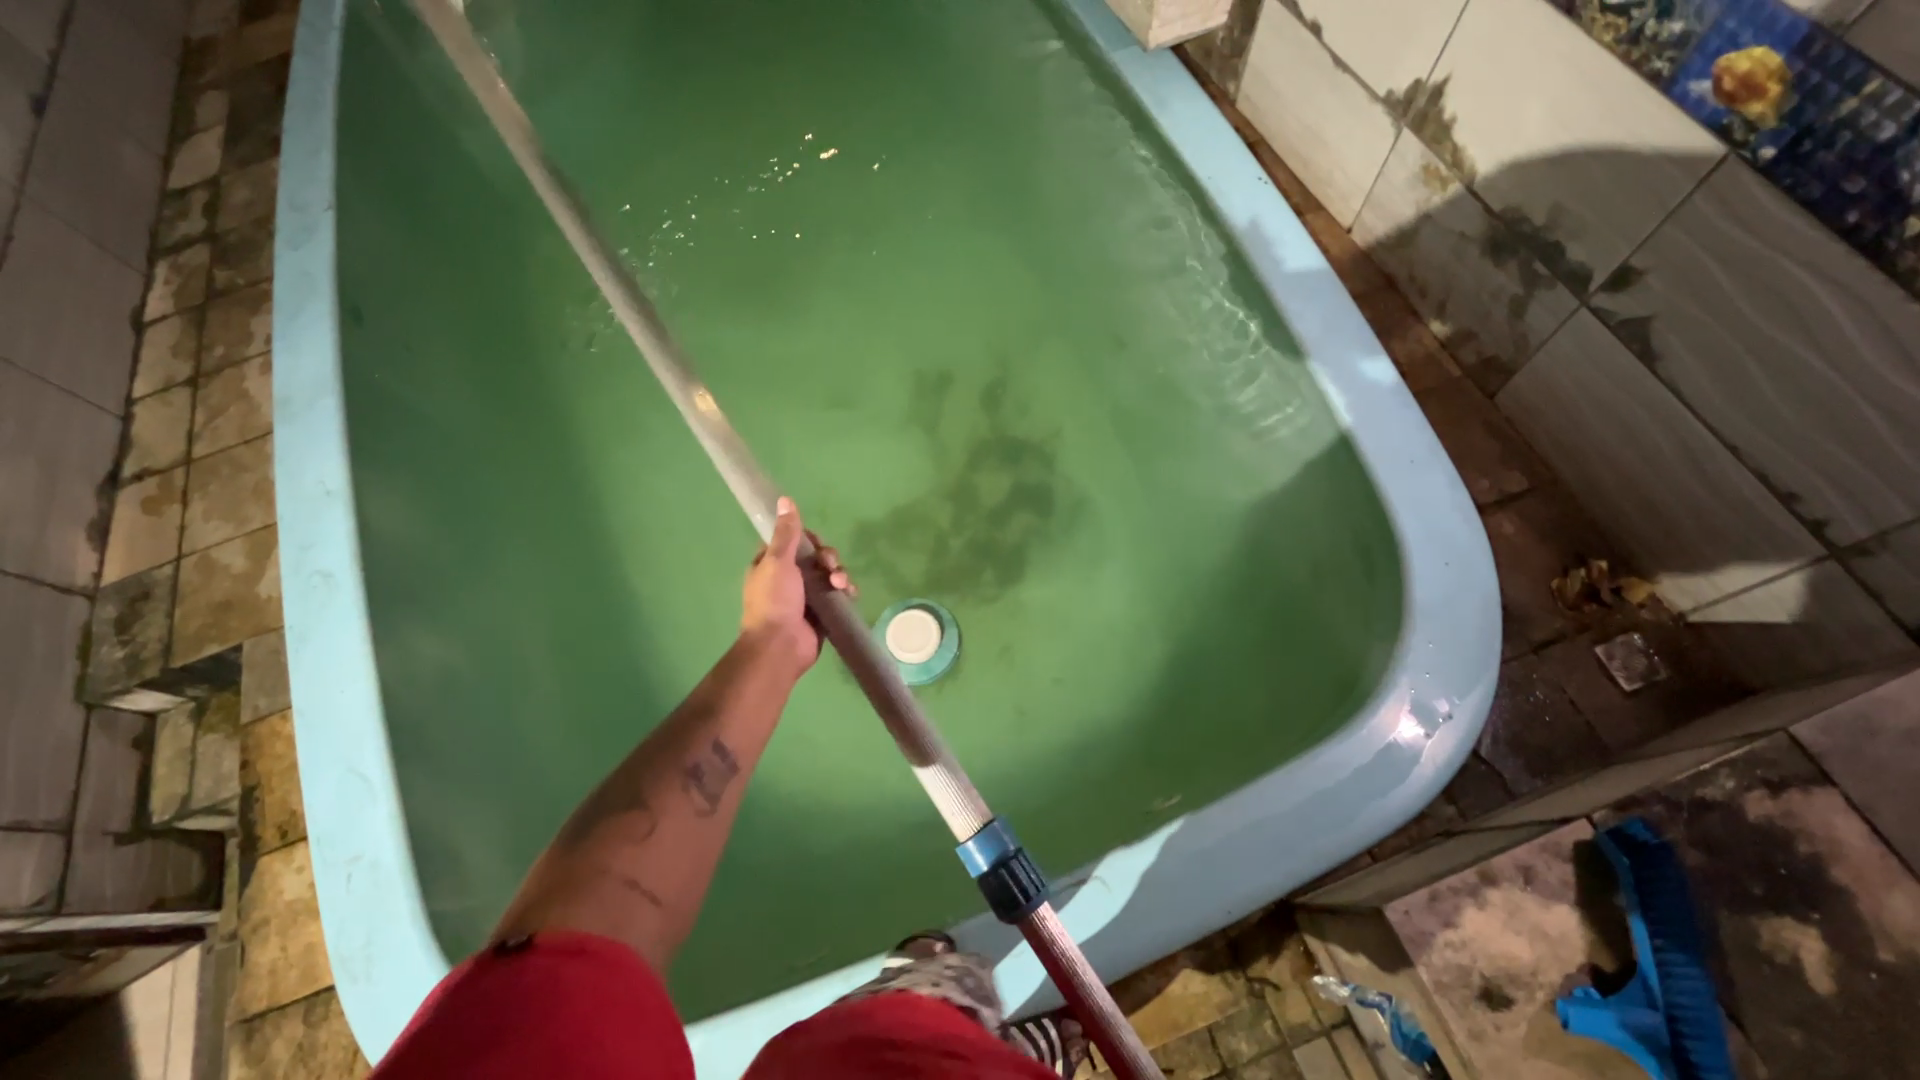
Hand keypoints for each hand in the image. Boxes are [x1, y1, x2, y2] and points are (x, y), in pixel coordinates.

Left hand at [741, 497, 852, 667]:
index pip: (792, 542)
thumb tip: (785, 499)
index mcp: (770, 565)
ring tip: (839, 585)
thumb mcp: (777, 561)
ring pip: (830, 575)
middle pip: (815, 557)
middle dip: (827, 558)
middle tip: (829, 565)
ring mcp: (806, 597)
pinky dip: (846, 592)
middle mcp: (787, 579)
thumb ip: (786, 532)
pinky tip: (849, 594)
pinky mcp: (823, 613)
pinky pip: (839, 596)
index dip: (807, 539)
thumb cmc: (774, 600)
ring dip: (839, 574)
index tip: (815, 543)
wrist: (780, 645)